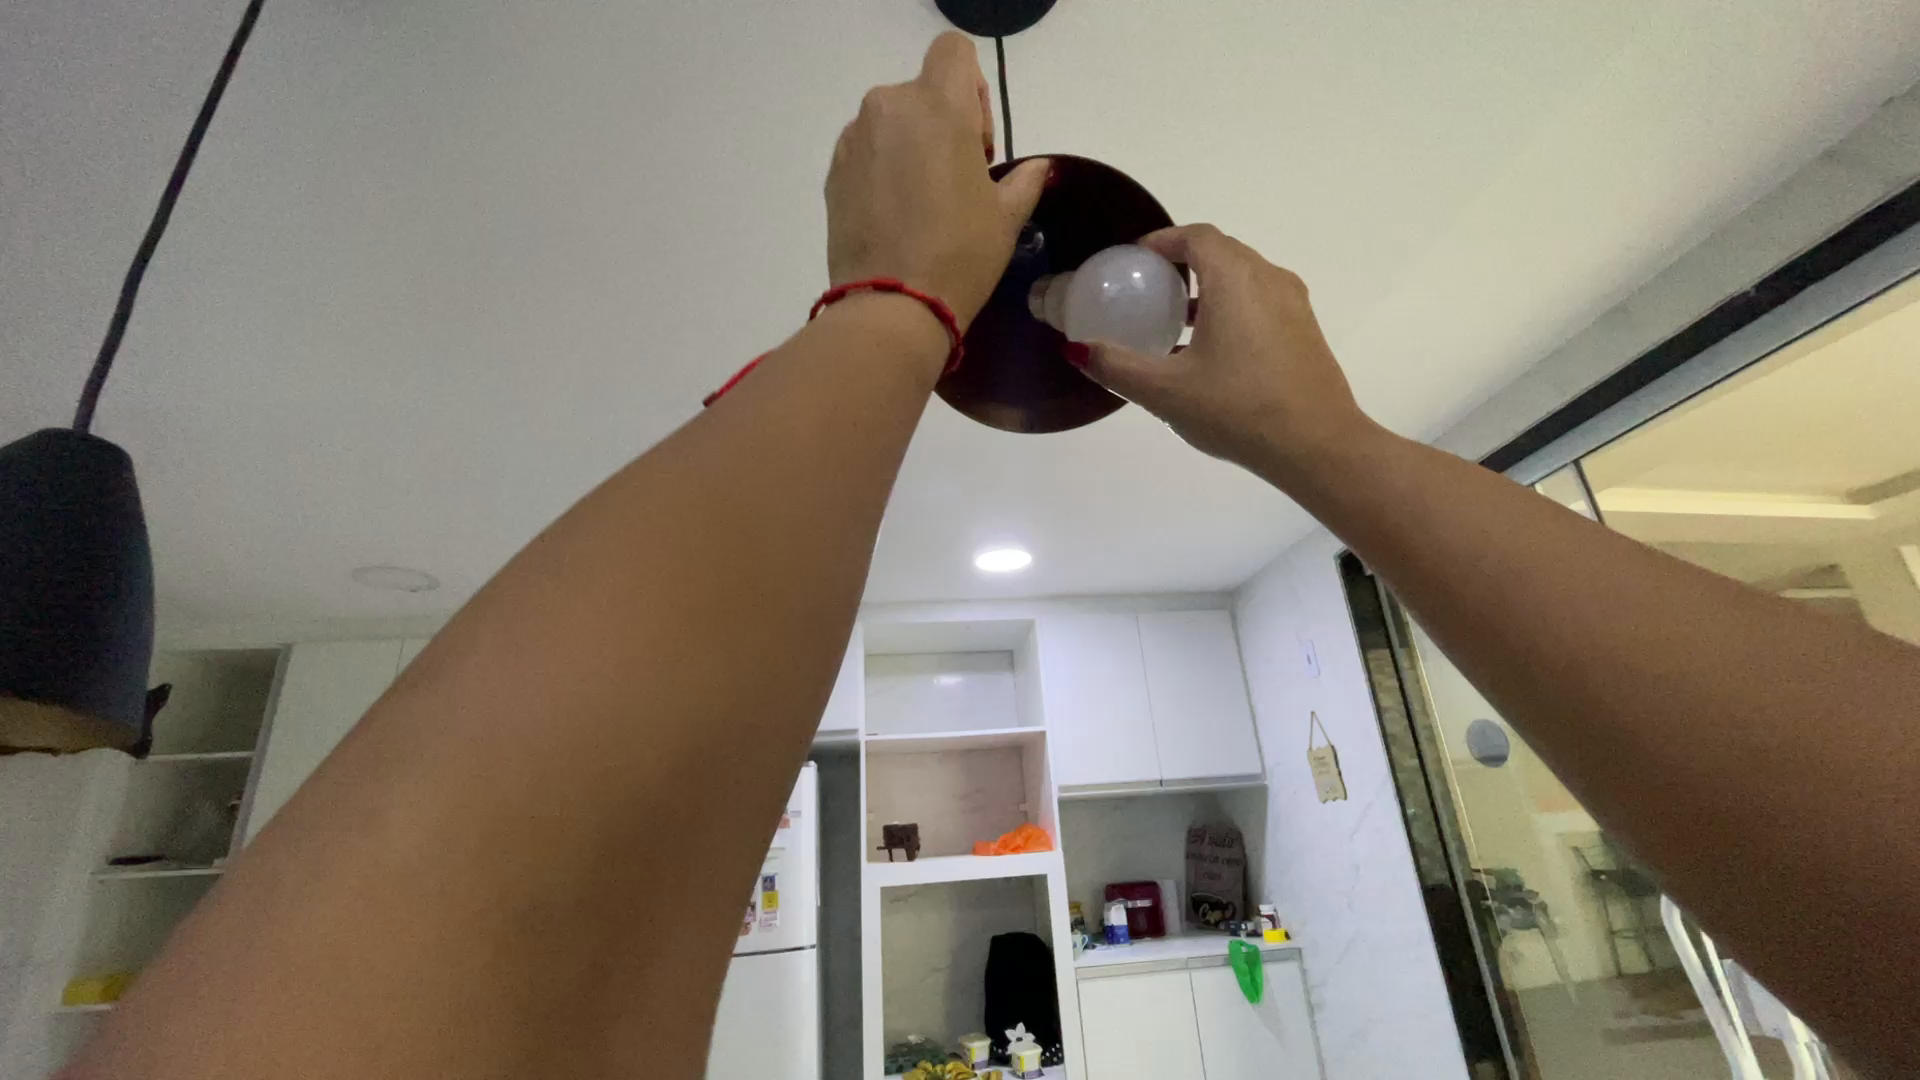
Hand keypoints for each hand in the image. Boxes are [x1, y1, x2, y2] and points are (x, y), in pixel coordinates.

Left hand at [826, 33, 1050, 330]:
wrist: (892, 307)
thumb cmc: (960, 257)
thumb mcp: (1006, 219)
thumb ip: (1023, 180)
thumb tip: (1037, 167)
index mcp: (939, 105)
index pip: (954, 52)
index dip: (971, 90)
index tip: (976, 144)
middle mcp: (890, 107)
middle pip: (921, 94)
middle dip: (939, 128)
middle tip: (953, 185)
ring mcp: (855, 140)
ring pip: (890, 125)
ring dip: (908, 150)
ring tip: (920, 208)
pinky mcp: (833, 172)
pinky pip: (865, 154)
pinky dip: (880, 173)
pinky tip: (893, 220)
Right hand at [1075, 224, 1373, 474]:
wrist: (1315, 445)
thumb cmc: (1237, 410)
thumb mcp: (1165, 392)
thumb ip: (1116, 367)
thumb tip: (1076, 350)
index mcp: (1235, 280)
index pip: (1197, 237)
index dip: (1163, 240)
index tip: (1135, 259)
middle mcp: (1269, 279)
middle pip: (1222, 252)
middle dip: (1183, 261)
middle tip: (1149, 288)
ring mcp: (1292, 305)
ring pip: (1244, 278)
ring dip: (1207, 288)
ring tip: (1174, 322)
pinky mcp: (1303, 331)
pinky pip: (1260, 302)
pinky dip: (1230, 308)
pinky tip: (1210, 351)